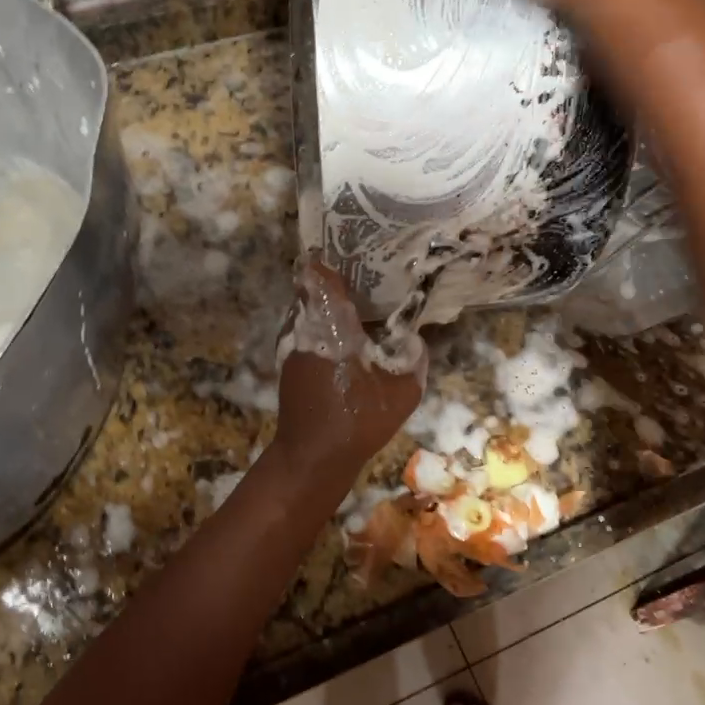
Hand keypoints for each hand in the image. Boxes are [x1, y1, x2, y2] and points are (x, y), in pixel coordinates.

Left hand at [273, 262, 422, 476]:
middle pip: (313, 290)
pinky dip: (324, 326)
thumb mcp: (402, 392)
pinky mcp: (290, 364)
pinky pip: (306, 331)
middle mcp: (304, 328)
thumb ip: (412, 359)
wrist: (312, 457)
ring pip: (308, 311)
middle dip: (334, 280)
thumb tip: (415, 338)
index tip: (350, 247)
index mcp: (331, 325)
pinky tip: (346, 336)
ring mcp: (292, 346)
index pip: (322, 277)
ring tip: (359, 300)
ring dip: (328, 304)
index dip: (332, 259)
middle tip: (364, 272)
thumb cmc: (357, 420)